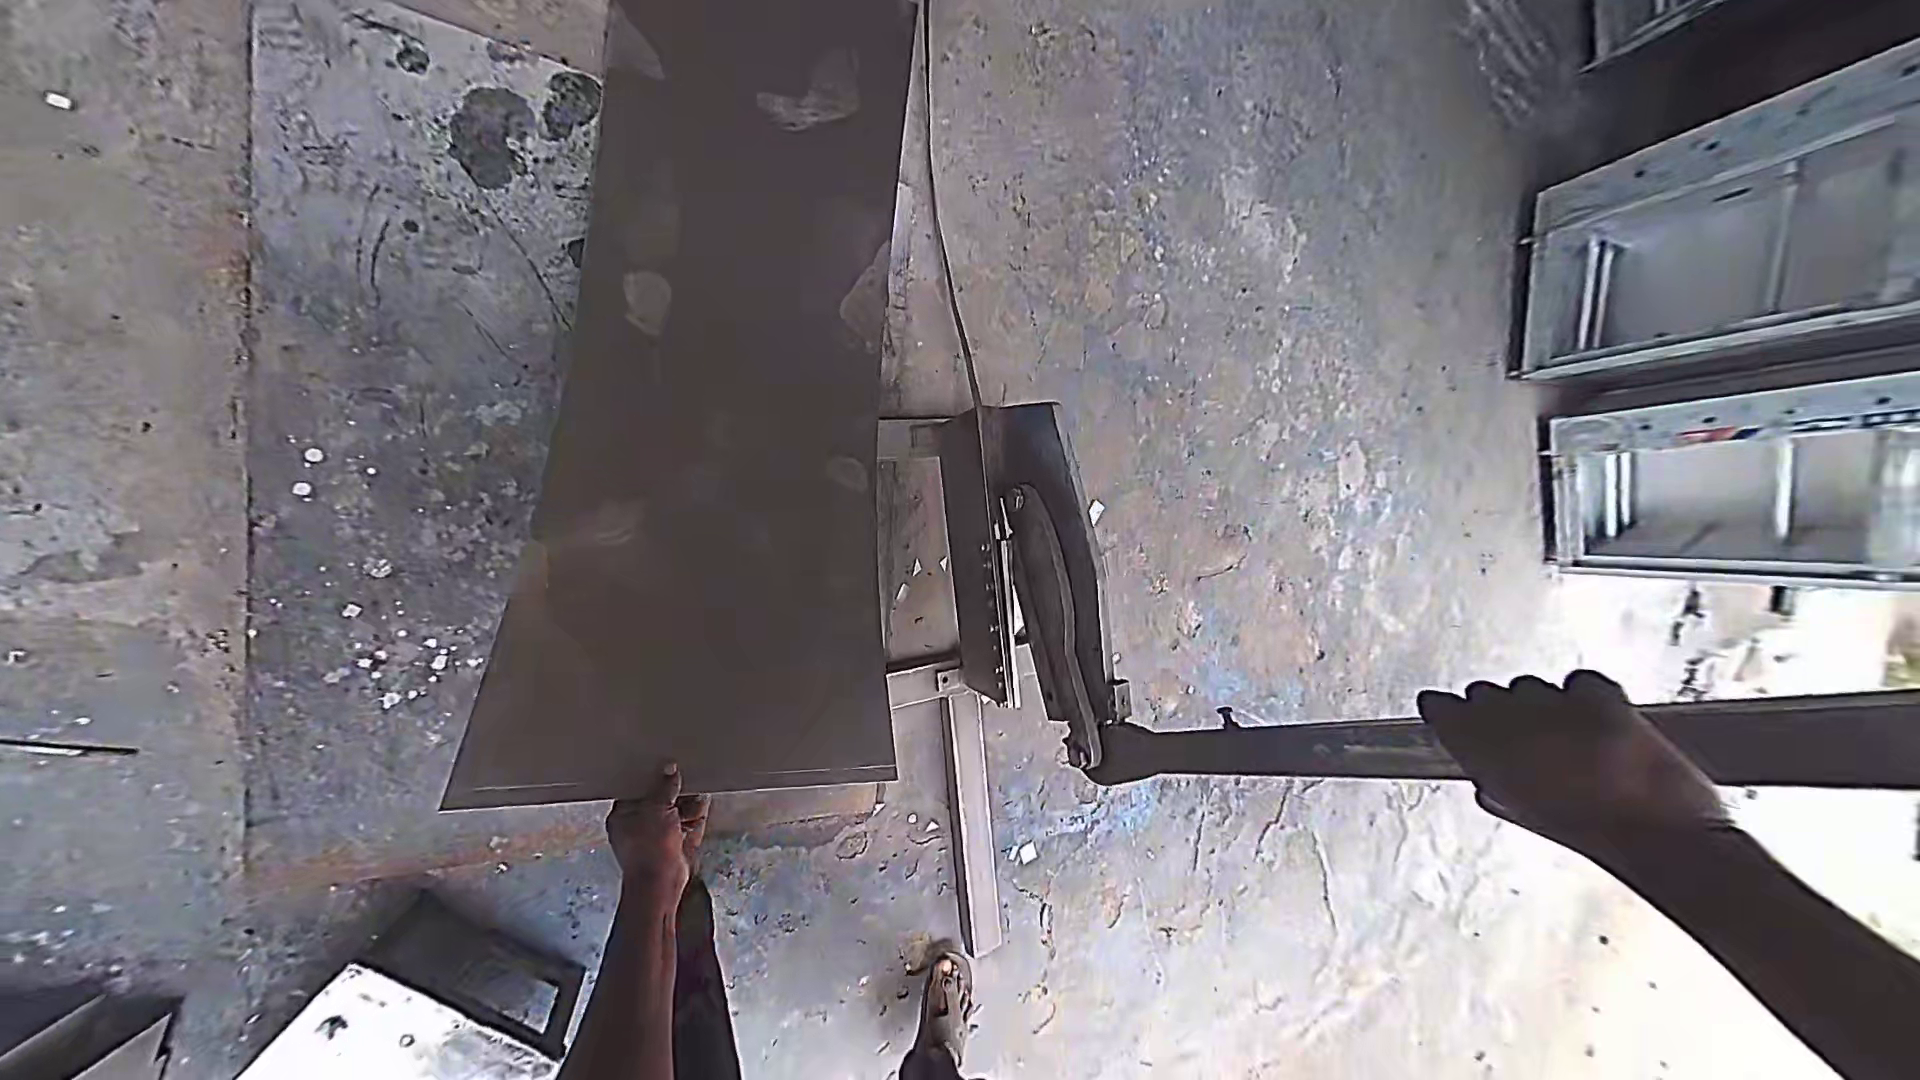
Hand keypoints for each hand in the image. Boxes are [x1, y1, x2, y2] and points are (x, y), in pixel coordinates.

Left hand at [606, 764, 710, 910]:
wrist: (661, 883)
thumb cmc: (649, 847)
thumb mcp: (655, 809)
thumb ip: (664, 787)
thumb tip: (669, 767)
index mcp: (625, 815)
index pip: (636, 788)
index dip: (650, 775)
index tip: (664, 759)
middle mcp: (642, 821)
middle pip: (661, 795)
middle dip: (675, 785)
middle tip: (686, 768)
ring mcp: (663, 830)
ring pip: (679, 805)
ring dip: (689, 797)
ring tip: (697, 784)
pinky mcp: (680, 838)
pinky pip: (692, 818)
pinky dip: (698, 810)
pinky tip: (704, 798)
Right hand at [1415, 671, 1727, 859]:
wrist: (1657, 835)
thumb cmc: (1583, 828)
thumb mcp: (1516, 808)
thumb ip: (1489, 779)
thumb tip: (1487, 776)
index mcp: (1471, 737)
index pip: (1437, 704)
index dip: (1447, 713)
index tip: (1455, 720)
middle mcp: (1501, 710)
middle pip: (1484, 693)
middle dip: (1497, 711)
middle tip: (1521, 738)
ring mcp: (1549, 700)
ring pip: (1529, 687)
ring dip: (1541, 706)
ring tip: (1564, 734)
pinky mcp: (1597, 696)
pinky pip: (1581, 681)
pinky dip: (1584, 694)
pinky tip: (1591, 716)